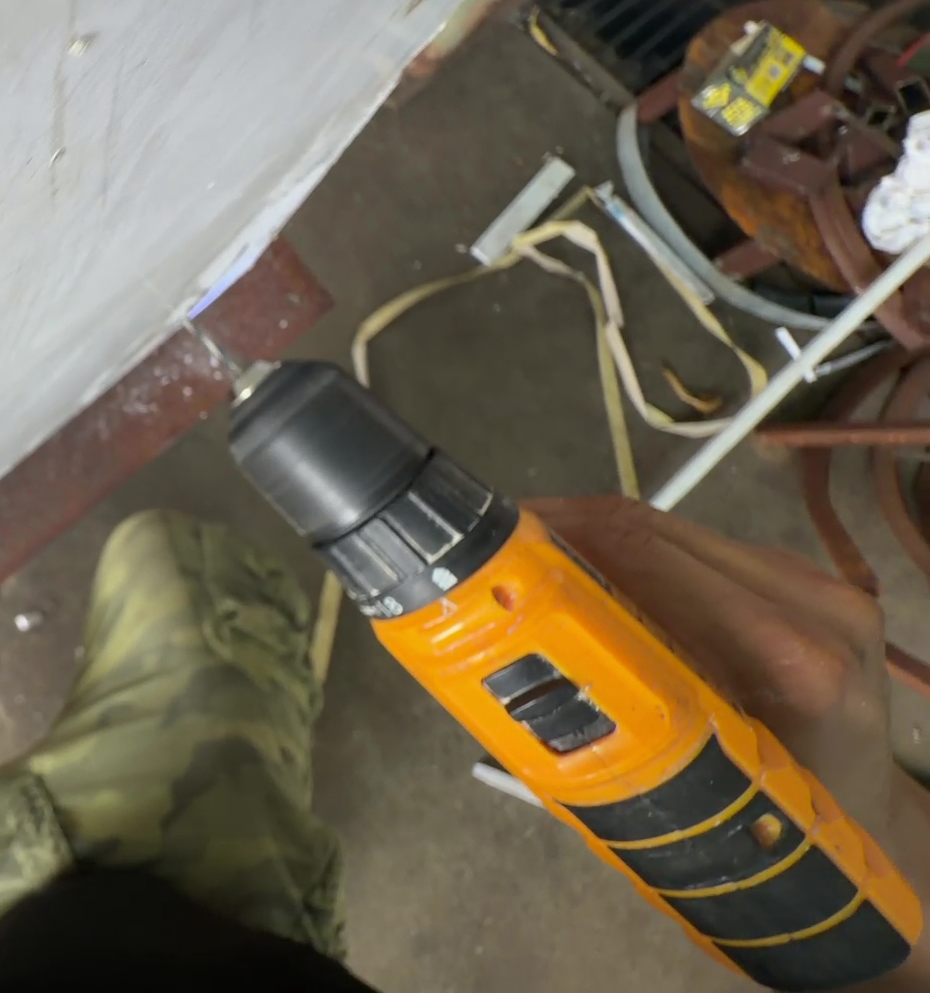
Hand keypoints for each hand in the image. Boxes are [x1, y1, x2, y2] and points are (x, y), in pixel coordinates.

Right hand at [526, 497, 927, 989]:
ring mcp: (808, 587)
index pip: (639, 550)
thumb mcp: (673, 776)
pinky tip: (576, 571)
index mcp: (784, 655)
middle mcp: (807, 606)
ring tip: (519, 561)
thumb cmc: (770, 820)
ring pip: (658, 523)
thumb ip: (602, 709)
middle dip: (548, 528)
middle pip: (642, 524)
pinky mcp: (794, 582)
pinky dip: (612, 547)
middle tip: (485, 553)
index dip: (550, 533)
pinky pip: (680, 542)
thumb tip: (510, 650)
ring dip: (576, 535)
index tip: (488, 547)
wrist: (870, 831)